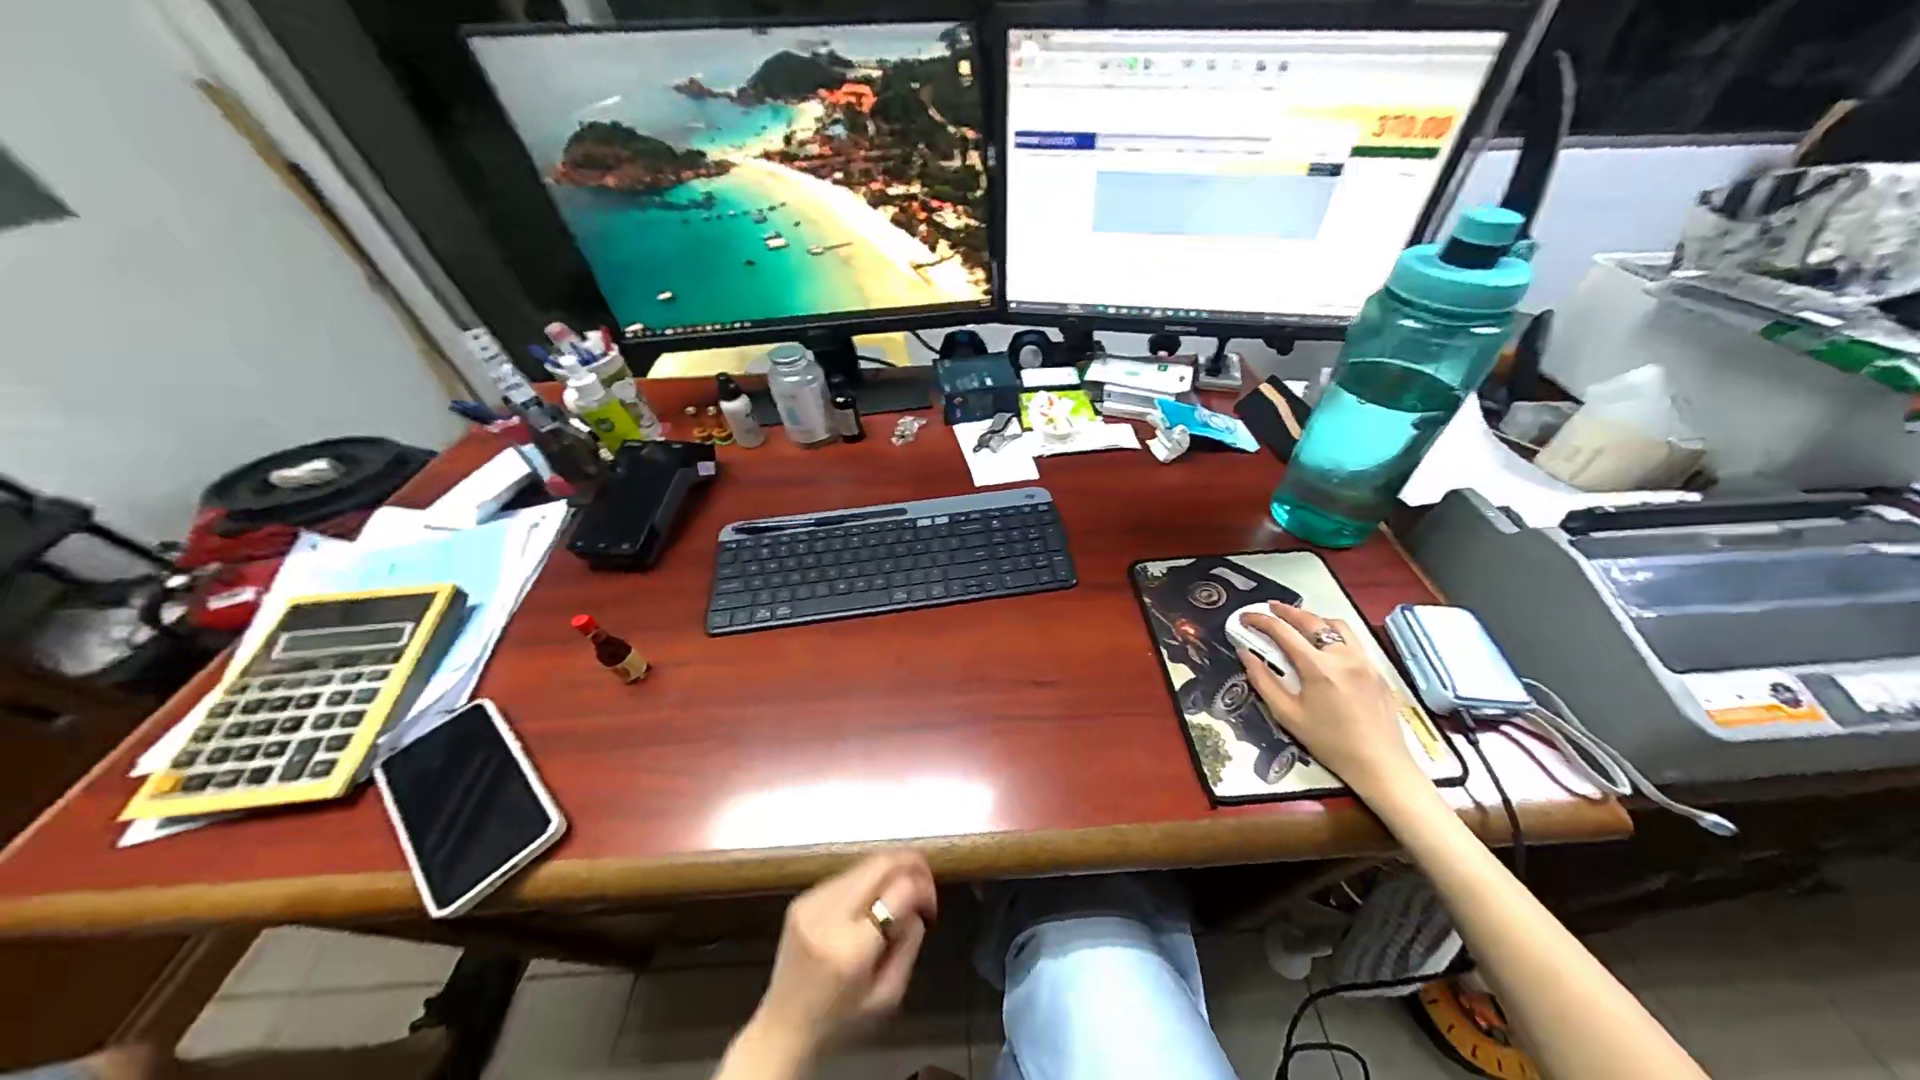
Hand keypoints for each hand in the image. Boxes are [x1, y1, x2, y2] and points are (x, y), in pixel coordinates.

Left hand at [734, 852, 937, 1072]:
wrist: (782, 1029)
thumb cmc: (840, 1020)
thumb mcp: (888, 994)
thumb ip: (909, 943)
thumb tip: (917, 902)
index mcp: (851, 948)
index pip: (899, 891)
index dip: (924, 887)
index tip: (930, 906)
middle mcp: (828, 916)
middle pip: (880, 863)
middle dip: (911, 864)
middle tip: (925, 885)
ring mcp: (810, 903)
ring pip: (864, 864)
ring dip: (889, 873)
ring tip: (899, 898)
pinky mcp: (801, 899)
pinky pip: (846, 876)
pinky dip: (867, 882)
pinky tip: (870, 905)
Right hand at [1237, 602, 1429, 803]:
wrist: (1380, 764)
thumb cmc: (1329, 742)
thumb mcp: (1288, 715)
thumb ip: (1263, 681)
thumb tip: (1245, 654)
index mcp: (1318, 668)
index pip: (1283, 632)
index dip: (1261, 621)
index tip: (1246, 618)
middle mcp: (1343, 656)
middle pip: (1311, 621)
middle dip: (1287, 612)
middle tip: (1269, 609)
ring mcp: (1364, 661)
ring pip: (1337, 625)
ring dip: (1314, 619)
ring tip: (1298, 622)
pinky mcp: (1376, 670)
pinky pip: (1352, 641)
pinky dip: (1332, 634)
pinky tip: (1324, 646)